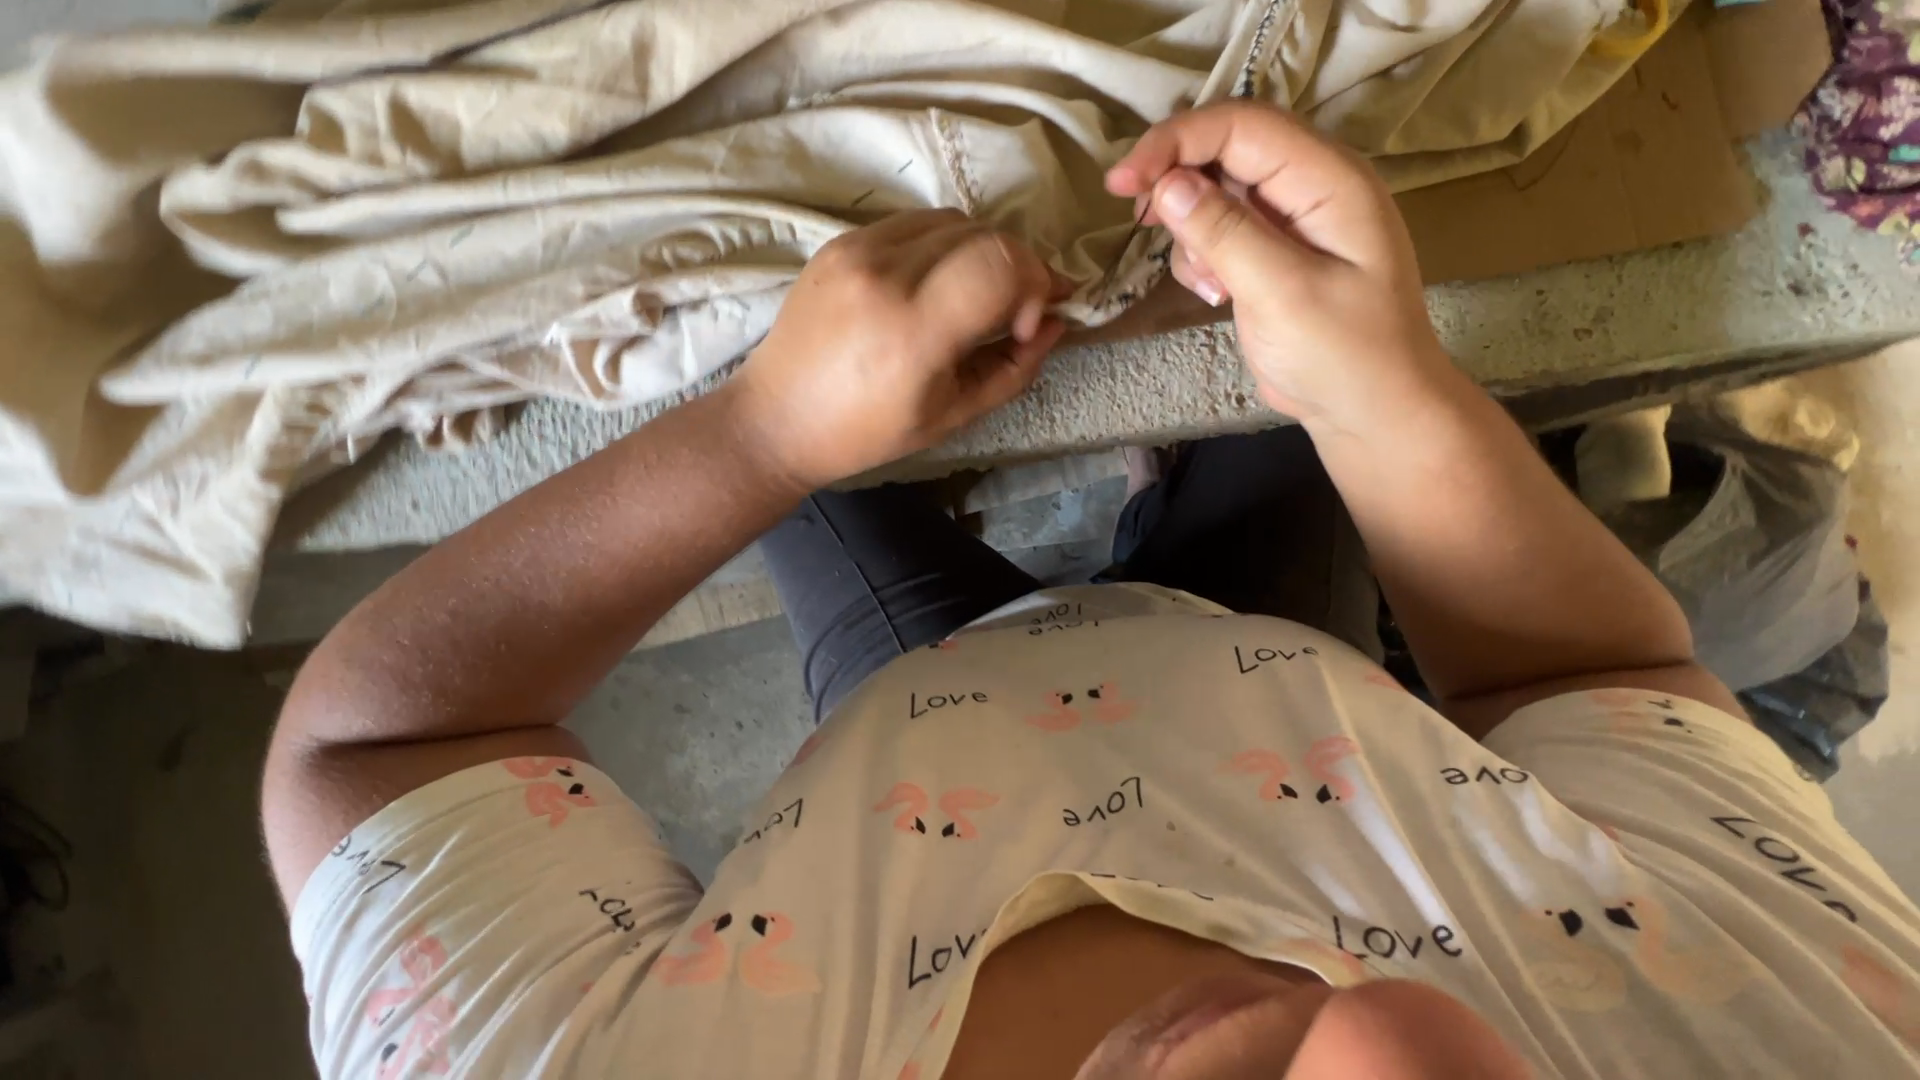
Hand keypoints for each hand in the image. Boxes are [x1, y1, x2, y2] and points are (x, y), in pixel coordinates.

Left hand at [726, 209, 1067, 490]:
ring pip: (954, 220)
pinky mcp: (841, 241)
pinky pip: (916, 223)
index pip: (1002, 265)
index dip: (1035, 284)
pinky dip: (945, 245)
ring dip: (984, 252)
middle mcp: (885, 274)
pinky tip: (940, 282)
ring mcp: (857, 250)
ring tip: (980, 296)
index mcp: (913, 331)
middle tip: (1019, 309)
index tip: (1032, 320)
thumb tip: (1056, 323)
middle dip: (1019, 267)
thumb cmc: (868, 432)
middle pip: (985, 235)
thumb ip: (1014, 369)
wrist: (779, 417)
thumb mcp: (953, 415)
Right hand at [1105, 102, 1451, 426]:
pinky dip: (1201, 260)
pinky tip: (1218, 298)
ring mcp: (1289, 222)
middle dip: (1175, 181)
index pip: (1242, 127)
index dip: (1176, 142)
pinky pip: (1219, 234)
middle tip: (1137, 220)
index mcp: (1328, 179)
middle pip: (1225, 152)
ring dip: (1190, 234)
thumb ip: (1226, 234)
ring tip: (1210, 287)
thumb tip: (1167, 186)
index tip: (1122, 182)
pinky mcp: (1271, 255)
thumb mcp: (1283, 293)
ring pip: (1214, 195)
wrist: (1370, 411)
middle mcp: (1309, 186)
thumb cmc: (1342, 354)